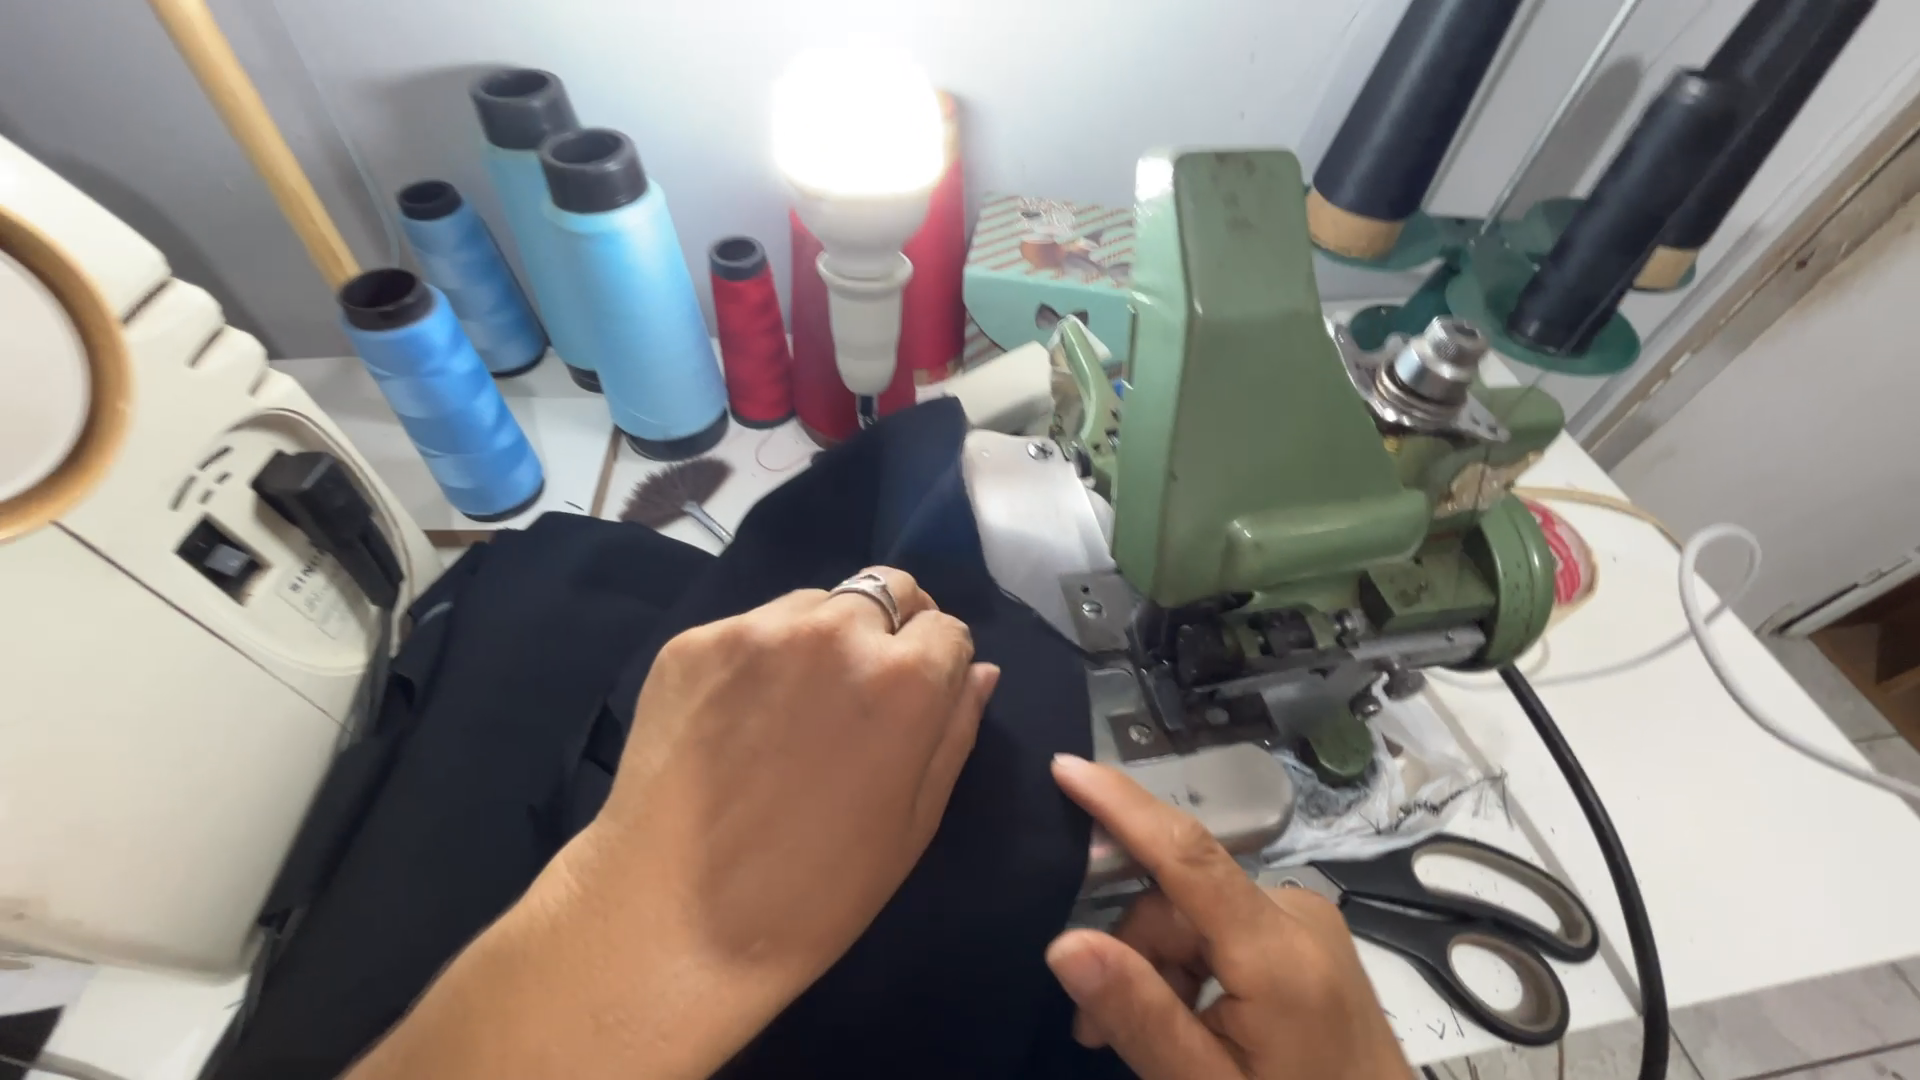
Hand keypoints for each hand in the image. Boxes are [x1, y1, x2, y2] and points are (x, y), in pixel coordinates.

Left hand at [346, 568, 998, 1079]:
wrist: (668, 924)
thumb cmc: (815, 891)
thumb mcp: (914, 823)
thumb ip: (955, 730)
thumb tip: (978, 669)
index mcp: (903, 677)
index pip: (947, 628)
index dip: (940, 663)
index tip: (919, 698)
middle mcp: (835, 631)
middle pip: (889, 590)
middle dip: (892, 629)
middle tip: (863, 689)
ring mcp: (757, 629)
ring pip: (820, 601)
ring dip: (828, 634)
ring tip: (797, 702)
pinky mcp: (696, 640)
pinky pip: (755, 626)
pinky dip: (765, 654)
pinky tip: (743, 713)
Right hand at [1045, 755, 1406, 1079]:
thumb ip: (1139, 1016)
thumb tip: (1063, 943)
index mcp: (1278, 953)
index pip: (1186, 852)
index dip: (1121, 804)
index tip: (1065, 767)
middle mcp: (1295, 915)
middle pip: (1178, 900)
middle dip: (1131, 952)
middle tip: (1094, 1031)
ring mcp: (1306, 923)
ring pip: (1195, 916)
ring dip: (1158, 965)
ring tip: (1141, 1039)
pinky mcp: (1307, 938)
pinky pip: (1223, 930)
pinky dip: (1191, 967)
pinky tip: (1186, 1020)